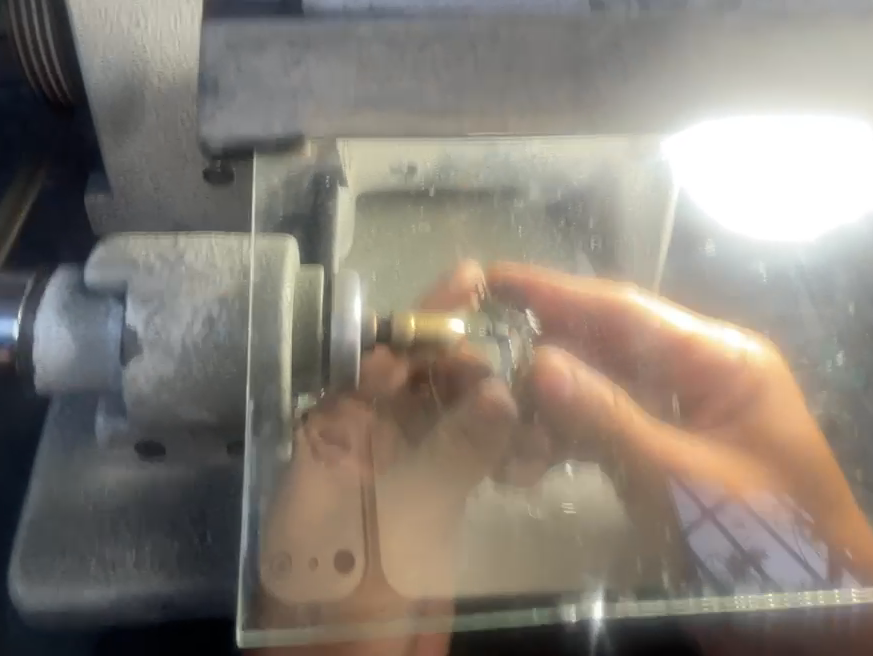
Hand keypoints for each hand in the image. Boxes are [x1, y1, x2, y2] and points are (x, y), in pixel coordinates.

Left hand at [260, 262, 518, 655]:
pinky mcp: (433, 499)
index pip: (384, 355)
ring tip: (536, 363)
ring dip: (488, 389)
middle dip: (466, 348)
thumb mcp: (394, 519)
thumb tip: (503, 392)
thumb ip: (449, 454)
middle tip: (518, 325)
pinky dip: (497, 436)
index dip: (427, 317)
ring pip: (448, 411)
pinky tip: (533, 421)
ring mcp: (401, 467)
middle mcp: (366, 436)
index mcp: (336, 428)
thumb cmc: (346, 591)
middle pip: (421, 376)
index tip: (470, 282)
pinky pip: (466, 452)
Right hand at [494, 263, 872, 655]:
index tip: (492, 277)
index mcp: (720, 360)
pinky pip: (602, 431)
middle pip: (602, 347)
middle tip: (471, 361)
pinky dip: (562, 443)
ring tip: (496, 434)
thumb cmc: (773, 554)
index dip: (553, 292)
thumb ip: (608, 419)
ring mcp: (679, 415)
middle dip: (538, 358)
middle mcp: (697, 374)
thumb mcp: (685, 485)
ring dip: (544, 410)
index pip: (623, 309)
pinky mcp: (664, 455)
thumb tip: (535, 361)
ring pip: (594, 390)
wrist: (827, 644)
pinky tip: (522, 465)